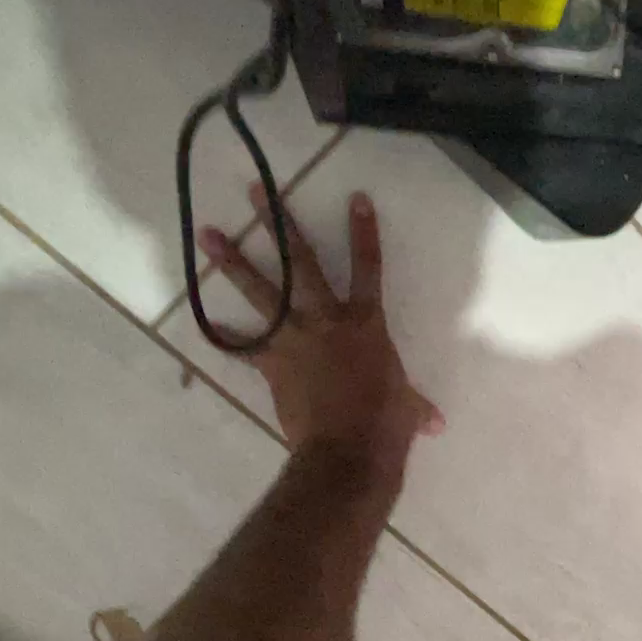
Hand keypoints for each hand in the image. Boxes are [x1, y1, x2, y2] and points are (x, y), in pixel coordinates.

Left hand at [198, 187, 443, 471]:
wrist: (349, 449)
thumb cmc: (386, 423)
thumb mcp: (409, 409)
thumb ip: (418, 408)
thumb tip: (436, 425)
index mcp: (366, 323)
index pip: (368, 268)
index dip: (364, 232)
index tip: (355, 197)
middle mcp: (327, 320)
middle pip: (301, 263)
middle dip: (280, 225)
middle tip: (255, 191)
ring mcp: (295, 339)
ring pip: (261, 292)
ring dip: (233, 262)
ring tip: (208, 235)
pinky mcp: (272, 364)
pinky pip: (242, 347)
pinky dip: (224, 338)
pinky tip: (205, 323)